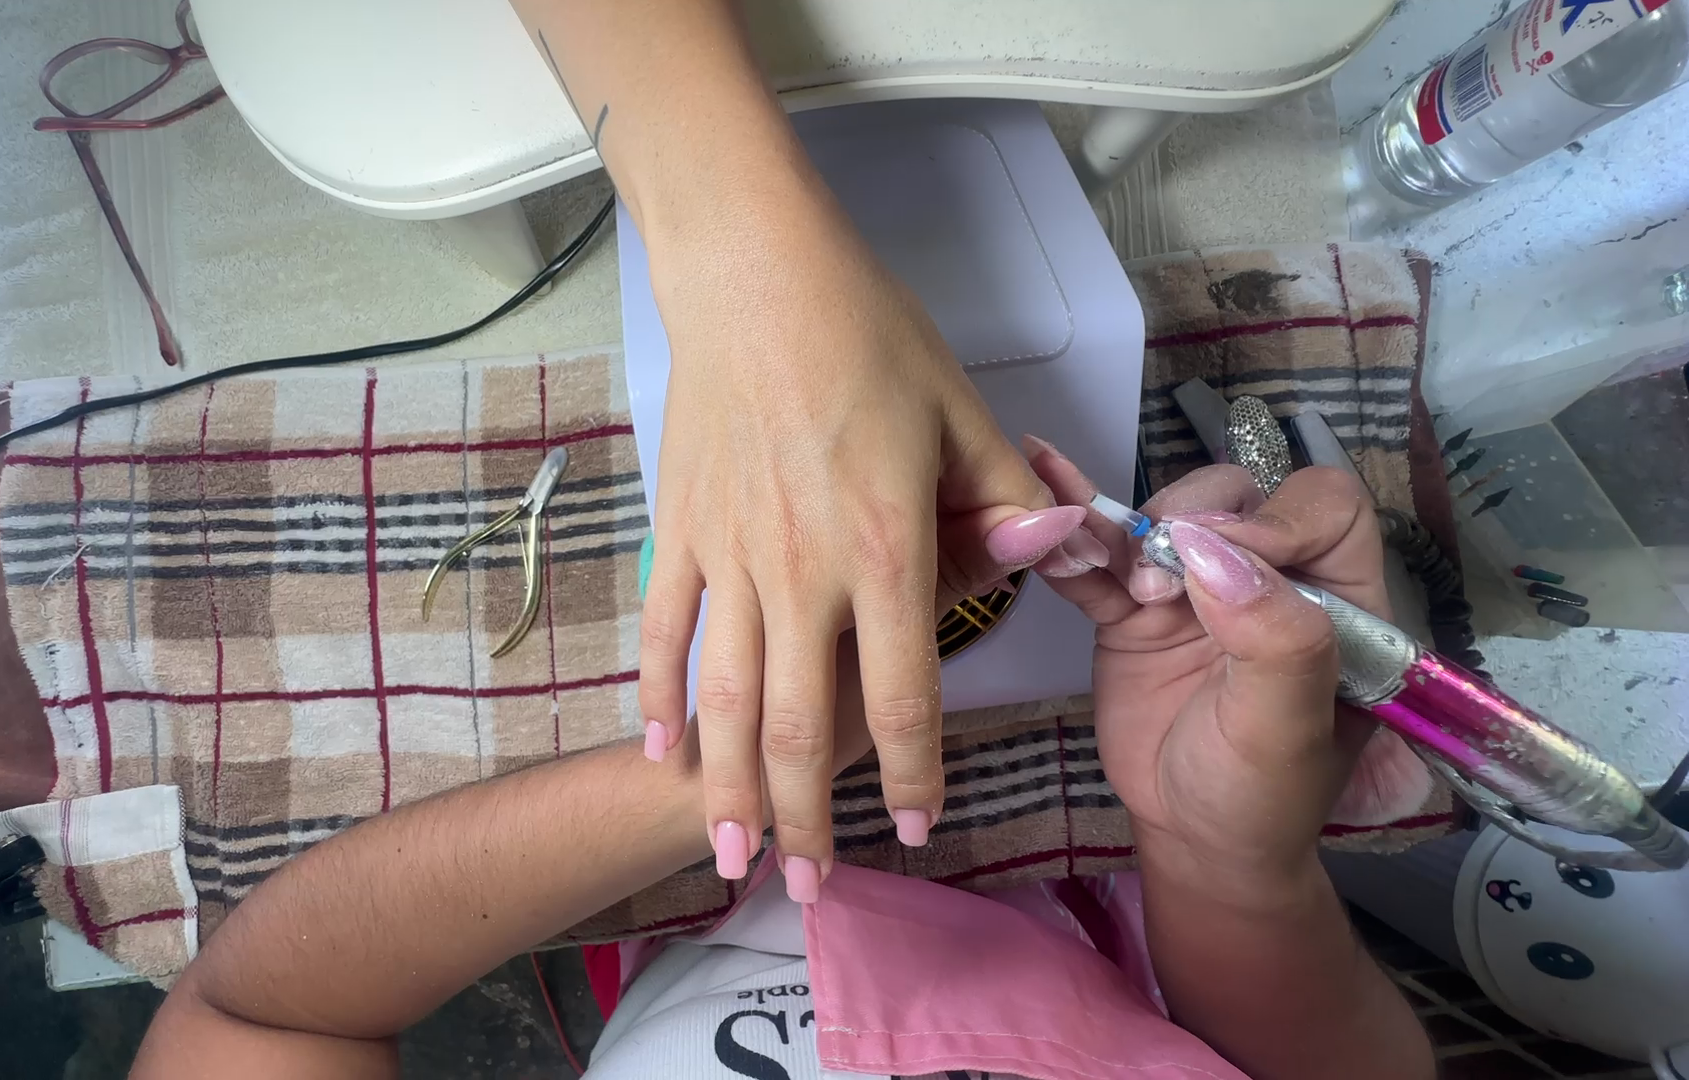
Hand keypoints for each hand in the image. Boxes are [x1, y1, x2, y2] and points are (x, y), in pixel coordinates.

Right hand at [638, 194, 1106, 900]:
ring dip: (730, 786)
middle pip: (802, 726)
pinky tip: (659, 752)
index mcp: (885, 548)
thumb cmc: (865, 337)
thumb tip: (1042, 562)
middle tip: (806, 891)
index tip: (915, 832)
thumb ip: (999, 503)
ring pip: (727, 698)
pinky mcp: (679, 532)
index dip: (913, 777)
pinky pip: (663, 631)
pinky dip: (659, 697)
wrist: (755, 281)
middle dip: (810, 818)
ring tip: (729, 854)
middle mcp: (803, 574)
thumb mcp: (960, 411)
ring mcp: (729, 558)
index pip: (904, 698)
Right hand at [1022, 442, 1430, 903]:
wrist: (1186, 832)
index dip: (1274, 518)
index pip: (1320, 511)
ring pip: (1156, 520)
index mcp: (1332, 600)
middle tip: (1154, 586)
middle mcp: (1260, 581)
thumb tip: (1211, 549)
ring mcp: (1187, 593)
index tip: (1216, 561)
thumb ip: (1272, 640)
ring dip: (1121, 533)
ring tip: (1106, 580)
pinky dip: (1068, 548)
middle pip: (1228, 500)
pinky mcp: (1127, 611)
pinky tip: (1045, 531)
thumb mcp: (1282, 730)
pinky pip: (1095, 566)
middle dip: (1184, 524)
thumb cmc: (1257, 794)